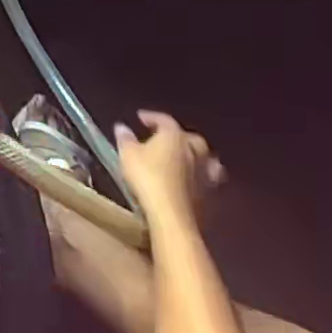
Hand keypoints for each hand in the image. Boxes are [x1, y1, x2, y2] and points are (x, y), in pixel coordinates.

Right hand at [116, 110, 224, 228]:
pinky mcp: (209, 194)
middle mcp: (194, 151)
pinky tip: (189, 182)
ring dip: (196, 157)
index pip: (165, 120)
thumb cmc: (146, 177)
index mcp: (174, 137)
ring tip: (185, 159)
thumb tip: (121, 127)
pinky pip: (205, 179)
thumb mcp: (128, 155)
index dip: (152, 117)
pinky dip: (198, 177)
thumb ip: (125, 139)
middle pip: (191, 138)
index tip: (140, 117)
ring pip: (206, 159)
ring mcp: (205, 173)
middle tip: (165, 139)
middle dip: (179, 136)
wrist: (171, 215)